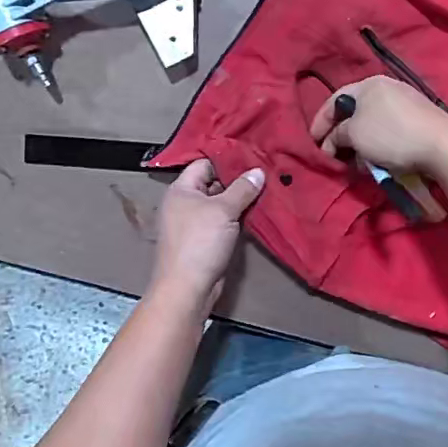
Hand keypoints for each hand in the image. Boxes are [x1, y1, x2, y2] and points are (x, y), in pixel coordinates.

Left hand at [150, 160, 264, 311]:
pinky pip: (223, 221)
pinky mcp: (204, 240)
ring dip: (239, 200)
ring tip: (266, 189)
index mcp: (181, 189)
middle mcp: (185, 202)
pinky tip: (257, 213)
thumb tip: (258, 171)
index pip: (204, 164)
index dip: (227, 160)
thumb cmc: (200, 242)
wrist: (186, 289)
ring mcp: (194, 223)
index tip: (252, 157)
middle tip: (265, 173)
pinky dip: (237, 217)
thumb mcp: (223, 210)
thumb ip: (242, 189)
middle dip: (237, 180)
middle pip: (213, 183)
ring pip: (220, 204)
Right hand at [310, 76, 447, 174]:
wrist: (442, 146)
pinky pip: (390, 131)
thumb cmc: (390, 135)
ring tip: (358, 163)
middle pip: (355, 112)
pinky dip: (379, 145)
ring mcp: (406, 102)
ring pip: (373, 124)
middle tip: (335, 155)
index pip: (335, 100)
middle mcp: (387, 88)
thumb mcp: (354, 135)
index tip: (313, 142)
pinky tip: (380, 161)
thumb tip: (332, 142)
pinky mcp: (421, 120)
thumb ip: (337, 135)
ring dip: (361, 144)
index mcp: (368, 84)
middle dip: (341, 136)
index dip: (320, 122)